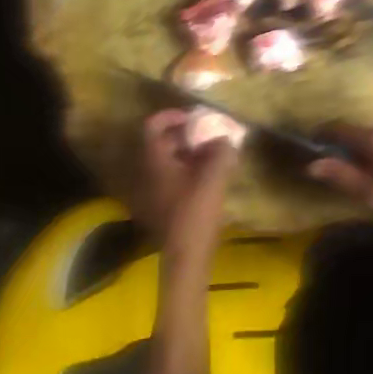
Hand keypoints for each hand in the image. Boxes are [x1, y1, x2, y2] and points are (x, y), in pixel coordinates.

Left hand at [132, 121, 240, 259]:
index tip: (192, 117)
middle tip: (208, 135)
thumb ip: (221, 152)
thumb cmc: (195, 212)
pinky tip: (208, 178)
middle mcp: (147, 172)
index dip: (171, 116)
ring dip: (188, 153)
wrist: (185, 258)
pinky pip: (171, 178)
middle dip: (185, 135)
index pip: (153, 126)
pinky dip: (186, 170)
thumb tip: (225, 138)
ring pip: (168, 161)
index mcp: (155, 160)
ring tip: (213, 155)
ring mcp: (151, 190)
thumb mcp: (213, 177)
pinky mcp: (160, 206)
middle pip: (162, 143)